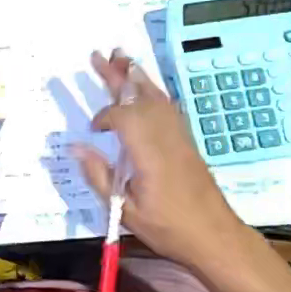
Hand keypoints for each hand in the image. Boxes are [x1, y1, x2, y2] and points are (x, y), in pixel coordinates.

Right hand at [71, 51, 249, 265]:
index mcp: (149, 153)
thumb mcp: (125, 211)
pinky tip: (146, 88)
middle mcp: (166, 137)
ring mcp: (180, 137)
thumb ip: (100, 177)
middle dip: (120, 76)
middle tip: (100, 55)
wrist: (213, 236)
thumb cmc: (168, 228)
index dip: (105, 116)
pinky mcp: (187, 141)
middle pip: (141, 97)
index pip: (125, 116)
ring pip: (157, 98)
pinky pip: (169, 107)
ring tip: (122, 58)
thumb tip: (77, 149)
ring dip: (138, 78)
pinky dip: (154, 92)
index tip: (93, 130)